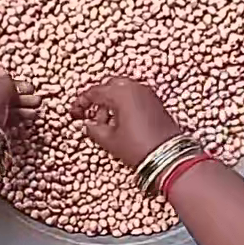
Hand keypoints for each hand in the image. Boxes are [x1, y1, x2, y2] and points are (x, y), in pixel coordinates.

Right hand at [69, 77, 183, 167]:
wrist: (169, 158)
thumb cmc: (140, 148)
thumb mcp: (109, 140)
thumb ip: (93, 129)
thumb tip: (88, 124)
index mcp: (121, 93)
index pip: (95, 92)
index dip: (82, 102)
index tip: (75, 112)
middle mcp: (135, 88)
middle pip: (110, 86)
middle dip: (98, 100)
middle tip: (90, 115)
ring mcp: (148, 95)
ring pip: (123, 91)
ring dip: (111, 104)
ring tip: (106, 125)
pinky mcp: (156, 103)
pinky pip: (134, 98)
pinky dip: (124, 106)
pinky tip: (121, 124)